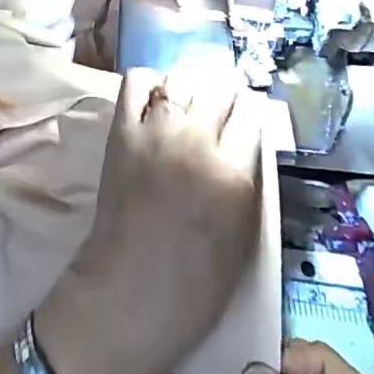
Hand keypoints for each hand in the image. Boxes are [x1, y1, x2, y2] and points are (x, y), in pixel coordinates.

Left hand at [35, 66, 262, 373]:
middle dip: (225, 98)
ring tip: (188, 106)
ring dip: (189, 91)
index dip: (251, 117)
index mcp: (232, 174)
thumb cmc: (195, 283)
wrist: (129, 293)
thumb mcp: (243, 236)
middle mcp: (196, 142)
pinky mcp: (122, 132)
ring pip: (180, 81)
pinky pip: (136, 83)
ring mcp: (155, 133)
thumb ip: (247, 181)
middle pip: (218, 91)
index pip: (251, 118)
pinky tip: (155, 100)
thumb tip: (245, 142)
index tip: (246, 120)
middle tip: (221, 111)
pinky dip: (149, 83)